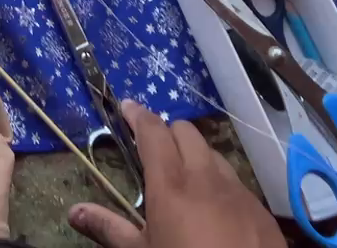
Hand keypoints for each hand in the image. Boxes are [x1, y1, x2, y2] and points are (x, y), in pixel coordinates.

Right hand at [69, 101, 282, 247]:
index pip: (152, 129)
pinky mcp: (263, 214)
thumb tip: (73, 211)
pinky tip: (218, 214)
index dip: (137, 114)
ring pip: (214, 154)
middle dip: (167, 132)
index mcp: (170, 183)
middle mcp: (205, 177)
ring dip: (196, 157)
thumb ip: (109, 228)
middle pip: (185, 130)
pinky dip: (222, 186)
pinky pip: (238, 184)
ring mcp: (239, 193)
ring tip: (187, 183)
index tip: (126, 108)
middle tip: (154, 152)